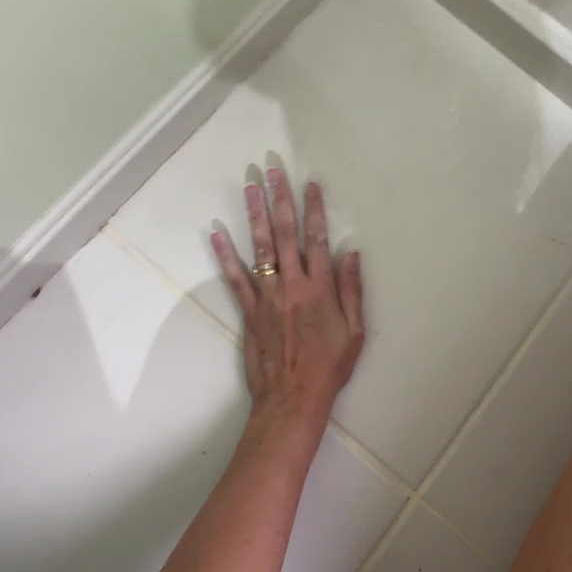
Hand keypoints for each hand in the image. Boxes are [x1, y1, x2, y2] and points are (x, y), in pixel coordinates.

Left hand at [211, 168, 365, 430]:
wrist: (293, 399)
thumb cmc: (329, 368)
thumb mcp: (354, 332)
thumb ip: (352, 291)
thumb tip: (352, 254)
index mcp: (320, 289)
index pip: (317, 239)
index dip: (315, 209)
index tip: (311, 184)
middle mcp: (292, 285)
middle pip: (286, 234)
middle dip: (279, 199)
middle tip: (273, 171)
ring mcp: (267, 297)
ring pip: (260, 247)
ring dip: (254, 214)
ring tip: (250, 187)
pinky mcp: (249, 311)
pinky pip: (236, 278)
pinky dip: (225, 254)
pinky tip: (217, 232)